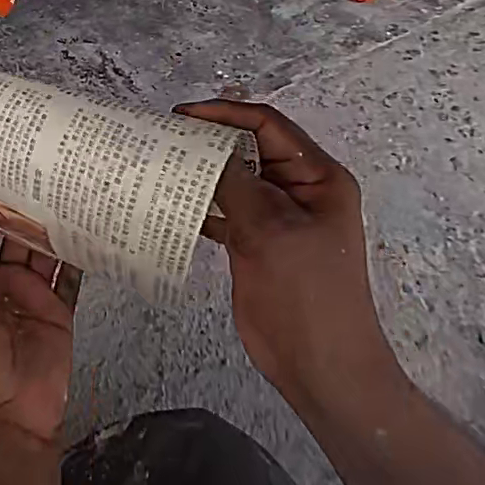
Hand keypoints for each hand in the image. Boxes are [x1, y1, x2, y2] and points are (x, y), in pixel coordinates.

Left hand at [0, 214, 82, 484]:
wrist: (9, 416)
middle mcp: (3, 282)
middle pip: (14, 239)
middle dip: (21, 212)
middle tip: (33, 175)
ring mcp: (32, 294)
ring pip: (42, 251)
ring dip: (49, 229)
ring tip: (60, 195)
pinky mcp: (59, 309)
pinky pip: (69, 277)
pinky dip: (76, 256)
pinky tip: (83, 231)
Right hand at [175, 100, 383, 400]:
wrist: (322, 370)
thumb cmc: (308, 296)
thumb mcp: (271, 231)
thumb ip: (236, 185)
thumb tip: (203, 148)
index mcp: (317, 176)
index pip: (268, 126)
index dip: (227, 114)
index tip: (185, 115)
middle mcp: (297, 188)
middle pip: (249, 149)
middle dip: (211, 141)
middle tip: (166, 136)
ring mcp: (276, 215)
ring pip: (234, 178)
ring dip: (203, 172)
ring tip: (162, 163)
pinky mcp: (257, 240)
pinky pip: (226, 209)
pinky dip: (202, 205)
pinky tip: (173, 204)